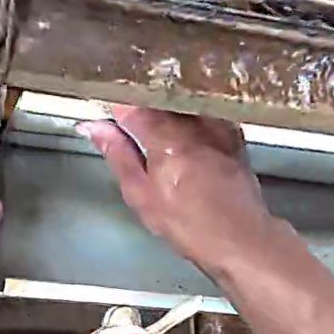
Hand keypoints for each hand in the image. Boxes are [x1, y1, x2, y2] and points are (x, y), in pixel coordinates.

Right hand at [76, 105, 281, 272]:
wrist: (240, 237)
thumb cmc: (188, 225)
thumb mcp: (141, 196)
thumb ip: (118, 156)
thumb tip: (94, 127)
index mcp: (167, 140)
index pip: (131, 104)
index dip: (113, 105)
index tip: (101, 112)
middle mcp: (195, 124)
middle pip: (157, 96)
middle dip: (137, 106)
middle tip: (123, 126)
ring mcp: (217, 123)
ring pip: (180, 100)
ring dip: (161, 109)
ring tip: (151, 132)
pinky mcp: (232, 129)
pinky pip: (201, 109)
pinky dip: (185, 116)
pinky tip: (180, 138)